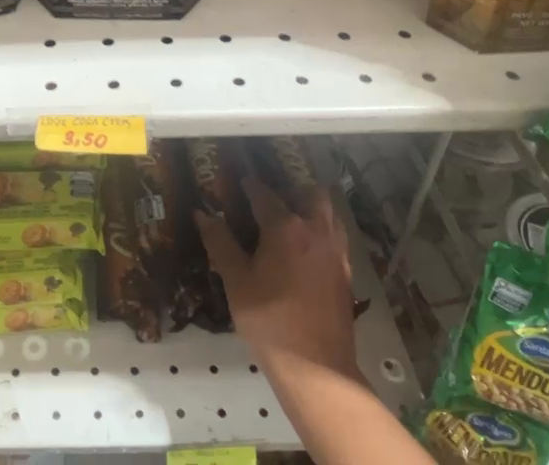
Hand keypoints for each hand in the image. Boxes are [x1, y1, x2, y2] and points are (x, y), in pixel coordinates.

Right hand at [195, 177, 361, 379]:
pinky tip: (306, 250)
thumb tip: (202, 213)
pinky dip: (322, 231)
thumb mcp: (235, 280)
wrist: (314, 366)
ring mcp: (336, 252)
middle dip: (292, 189)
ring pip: (329, 214)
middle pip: (310, 194)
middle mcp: (316, 231)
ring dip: (311, 208)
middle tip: (273, 198)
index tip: (241, 181)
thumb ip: (220, 242)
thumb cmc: (268, 319)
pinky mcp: (346, 273)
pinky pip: (335, 237)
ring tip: (291, 219)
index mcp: (285, 227)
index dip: (251, 185)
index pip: (266, 195)